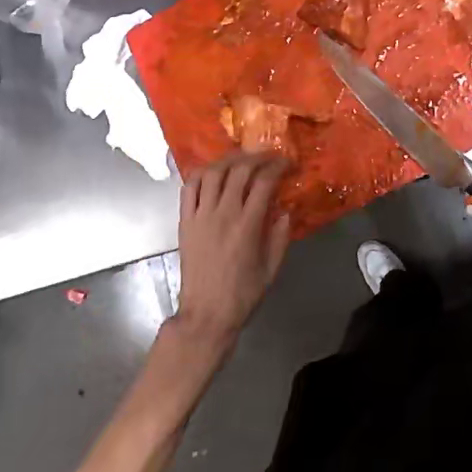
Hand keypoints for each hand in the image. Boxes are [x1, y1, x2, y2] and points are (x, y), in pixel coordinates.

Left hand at [172, 152, 291, 344]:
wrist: (206, 314)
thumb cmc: (242, 295)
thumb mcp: (271, 269)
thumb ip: (280, 237)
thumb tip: (285, 210)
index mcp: (247, 226)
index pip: (263, 183)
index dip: (277, 167)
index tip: (286, 163)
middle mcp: (222, 214)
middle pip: (239, 170)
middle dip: (257, 157)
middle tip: (268, 156)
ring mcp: (200, 215)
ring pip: (213, 173)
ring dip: (229, 160)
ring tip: (241, 159)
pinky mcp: (184, 221)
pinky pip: (189, 187)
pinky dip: (202, 173)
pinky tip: (213, 172)